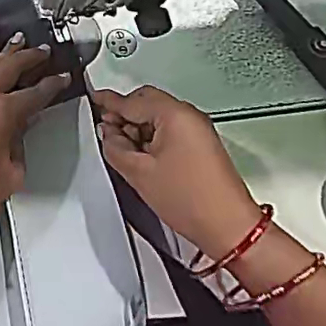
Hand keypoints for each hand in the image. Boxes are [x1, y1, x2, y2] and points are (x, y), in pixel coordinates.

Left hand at [0, 34, 71, 242]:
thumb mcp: (11, 172)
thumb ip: (20, 145)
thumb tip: (20, 133)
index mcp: (2, 112)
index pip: (36, 92)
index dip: (53, 84)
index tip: (62, 79)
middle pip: (12, 66)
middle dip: (31, 57)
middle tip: (44, 52)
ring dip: (7, 52)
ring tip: (18, 41)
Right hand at [93, 85, 261, 255]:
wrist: (229, 227)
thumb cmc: (195, 202)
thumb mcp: (137, 172)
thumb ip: (114, 146)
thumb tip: (108, 135)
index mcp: (174, 115)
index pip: (131, 101)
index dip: (108, 101)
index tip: (96, 98)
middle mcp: (189, 116)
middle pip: (146, 101)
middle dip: (125, 114)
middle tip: (108, 129)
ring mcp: (198, 129)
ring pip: (158, 115)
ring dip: (139, 127)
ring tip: (127, 150)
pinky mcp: (202, 144)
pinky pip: (171, 129)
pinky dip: (154, 137)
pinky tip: (144, 158)